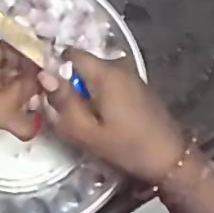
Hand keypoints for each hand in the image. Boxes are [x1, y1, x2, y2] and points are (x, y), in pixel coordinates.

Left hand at [0, 42, 40, 161]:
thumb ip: (19, 96)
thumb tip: (46, 88)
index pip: (4, 49)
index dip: (28, 57)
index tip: (51, 67)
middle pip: (4, 68)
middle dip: (26, 78)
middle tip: (50, 88)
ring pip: (2, 89)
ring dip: (21, 97)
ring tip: (42, 104)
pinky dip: (12, 112)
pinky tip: (29, 121)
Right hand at [43, 49, 186, 181]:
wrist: (170, 158)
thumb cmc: (126, 146)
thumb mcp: (87, 131)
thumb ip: (64, 102)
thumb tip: (43, 75)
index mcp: (106, 72)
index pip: (70, 53)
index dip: (55, 68)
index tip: (48, 91)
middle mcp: (119, 65)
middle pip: (83, 65)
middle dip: (70, 84)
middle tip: (65, 112)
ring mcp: (131, 74)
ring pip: (95, 75)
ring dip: (85, 92)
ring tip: (83, 118)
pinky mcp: (137, 85)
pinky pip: (109, 82)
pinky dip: (100, 95)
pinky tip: (102, 118)